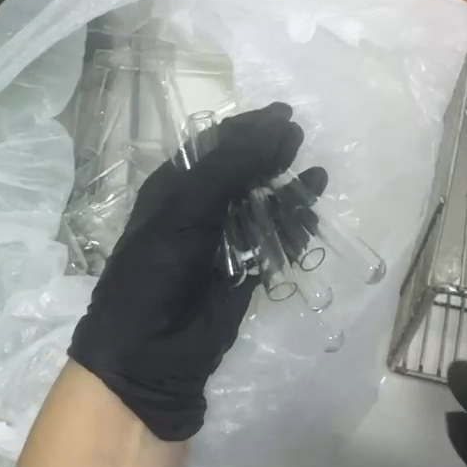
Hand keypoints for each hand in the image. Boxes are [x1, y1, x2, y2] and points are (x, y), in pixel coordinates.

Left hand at [69, 102, 312, 440]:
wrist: (150, 351)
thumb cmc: (156, 270)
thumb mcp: (186, 208)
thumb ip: (231, 167)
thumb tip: (275, 129)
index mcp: (175, 187)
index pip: (216, 144)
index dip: (249, 127)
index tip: (282, 114)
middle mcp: (201, 207)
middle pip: (244, 169)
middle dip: (272, 153)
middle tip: (299, 138)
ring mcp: (225, 239)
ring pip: (264, 203)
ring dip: (289, 189)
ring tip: (316, 179)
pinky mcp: (247, 269)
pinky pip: (276, 239)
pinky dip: (295, 225)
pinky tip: (310, 213)